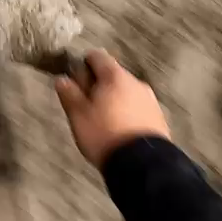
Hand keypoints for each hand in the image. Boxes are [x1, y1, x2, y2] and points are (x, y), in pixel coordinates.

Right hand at [54, 49, 170, 167]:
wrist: (143, 164)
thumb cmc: (104, 135)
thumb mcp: (78, 115)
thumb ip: (69, 93)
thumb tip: (62, 79)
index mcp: (114, 76)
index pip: (96, 56)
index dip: (83, 65)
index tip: (76, 81)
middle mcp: (135, 82)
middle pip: (113, 75)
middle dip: (99, 85)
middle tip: (87, 106)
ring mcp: (150, 100)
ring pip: (127, 92)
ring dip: (115, 100)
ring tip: (105, 123)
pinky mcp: (159, 118)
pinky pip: (139, 108)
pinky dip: (129, 113)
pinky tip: (121, 131)